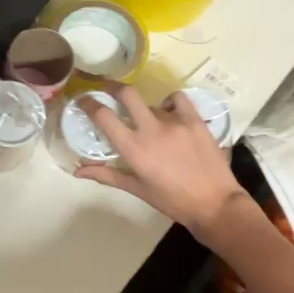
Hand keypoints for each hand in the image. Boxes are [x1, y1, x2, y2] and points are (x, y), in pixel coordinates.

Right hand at [75, 85, 253, 236]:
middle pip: (127, 93)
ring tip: (150, 124)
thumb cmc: (172, 201)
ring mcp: (175, 122)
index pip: (103, 115)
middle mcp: (151, 130)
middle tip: (108, 91)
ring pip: (152, 103)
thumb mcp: (137, 189)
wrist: (215, 204)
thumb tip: (78, 171)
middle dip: (113, 88)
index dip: (89, 103)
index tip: (84, 100)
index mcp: (133, 148)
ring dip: (145, 110)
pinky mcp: (195, 120)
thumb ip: (107, 175)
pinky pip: (178, 99)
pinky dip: (170, 102)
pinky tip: (170, 112)